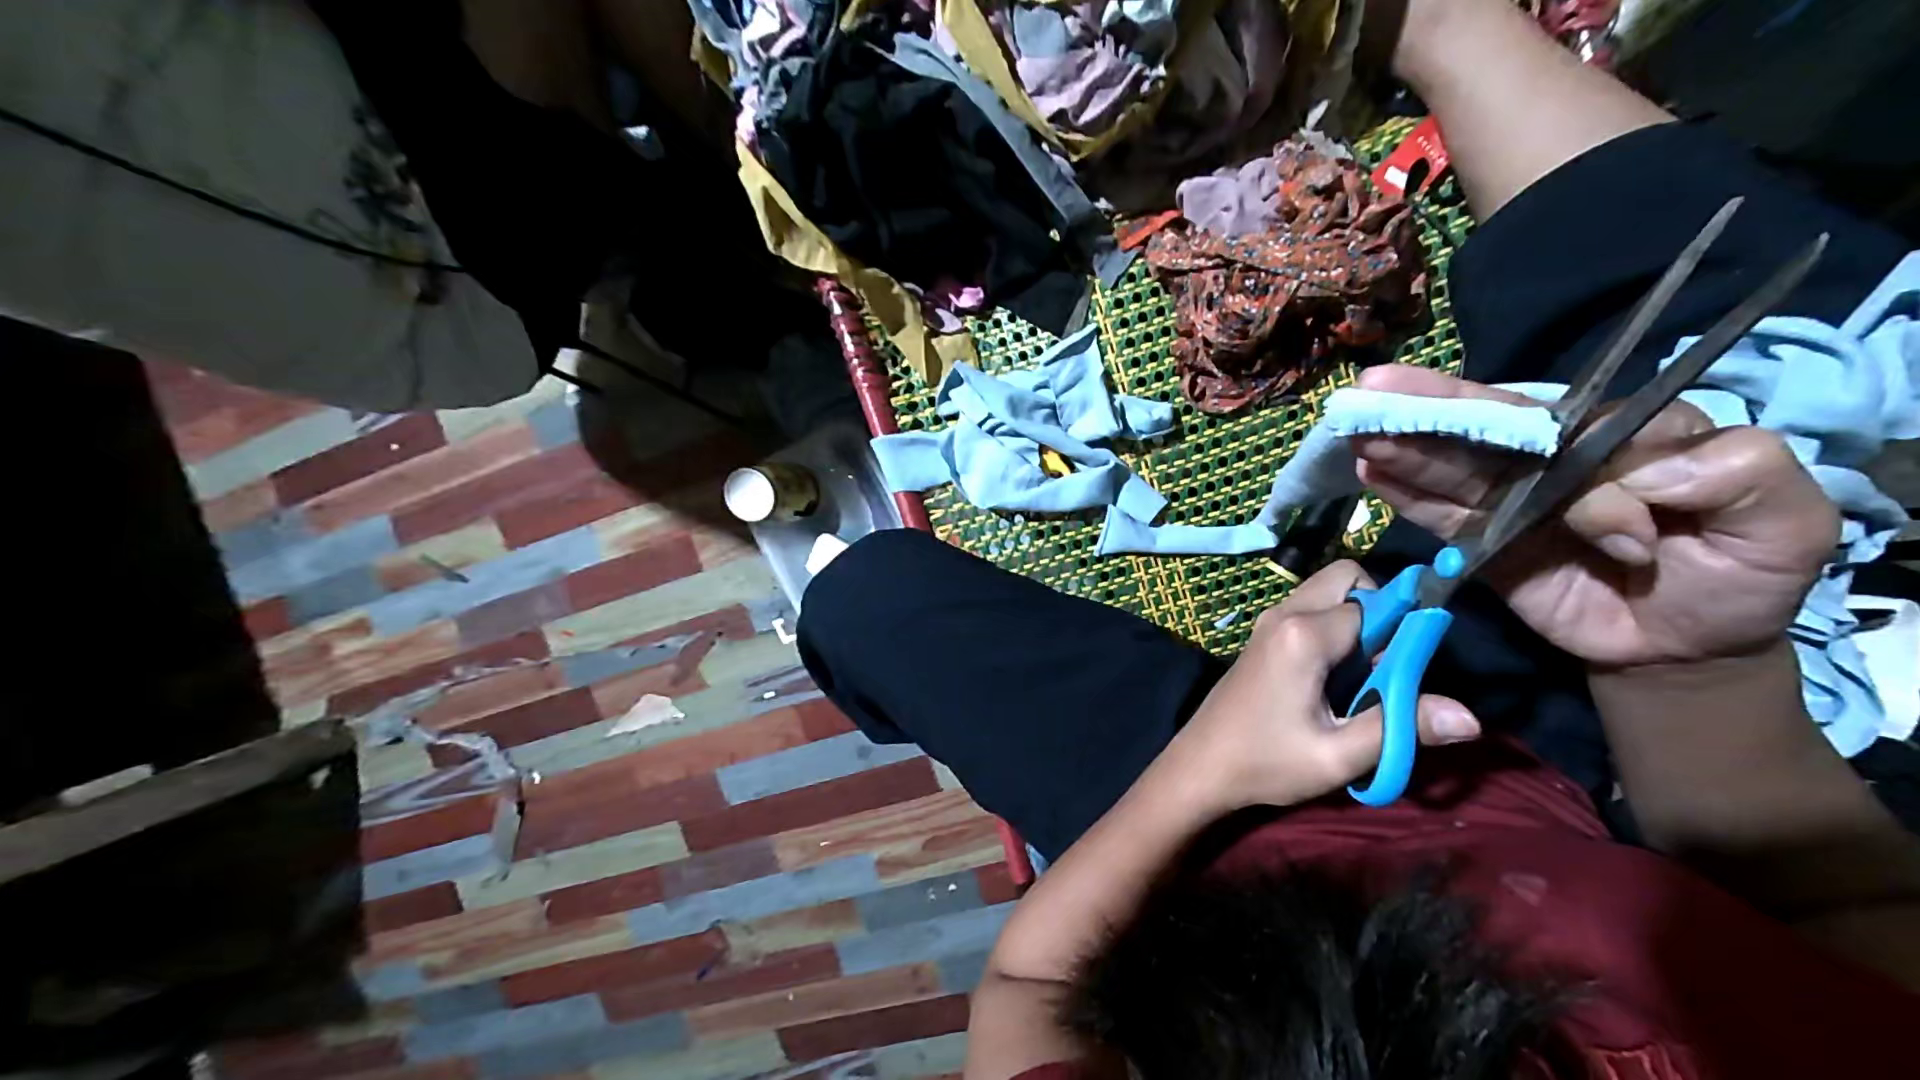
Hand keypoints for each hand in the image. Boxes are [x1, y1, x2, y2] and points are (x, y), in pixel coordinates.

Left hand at [1178, 560, 1481, 809]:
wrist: (1200, 766)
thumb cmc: (1265, 762)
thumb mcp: (1338, 755)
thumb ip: (1402, 727)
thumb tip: (1471, 718)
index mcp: (1302, 634)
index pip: (1376, 605)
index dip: (1402, 634)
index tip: (1404, 674)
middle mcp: (1283, 614)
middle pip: (1348, 578)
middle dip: (1380, 609)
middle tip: (1380, 665)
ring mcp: (1268, 622)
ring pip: (1328, 592)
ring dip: (1355, 621)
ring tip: (1356, 678)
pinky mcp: (1263, 636)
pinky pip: (1309, 610)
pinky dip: (1332, 627)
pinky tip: (1330, 678)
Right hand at [1350, 365, 1840, 666]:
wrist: (1678, 648)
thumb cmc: (1738, 577)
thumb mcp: (1782, 522)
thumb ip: (1739, 473)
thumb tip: (1640, 472)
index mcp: (1622, 439)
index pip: (1569, 425)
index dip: (1548, 442)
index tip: (1580, 502)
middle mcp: (1556, 461)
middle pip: (1487, 427)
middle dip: (1431, 406)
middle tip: (1374, 389)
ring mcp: (1511, 500)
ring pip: (1452, 466)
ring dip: (1402, 447)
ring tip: (1356, 430)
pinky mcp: (1480, 539)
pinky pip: (1437, 513)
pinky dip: (1402, 493)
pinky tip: (1366, 471)